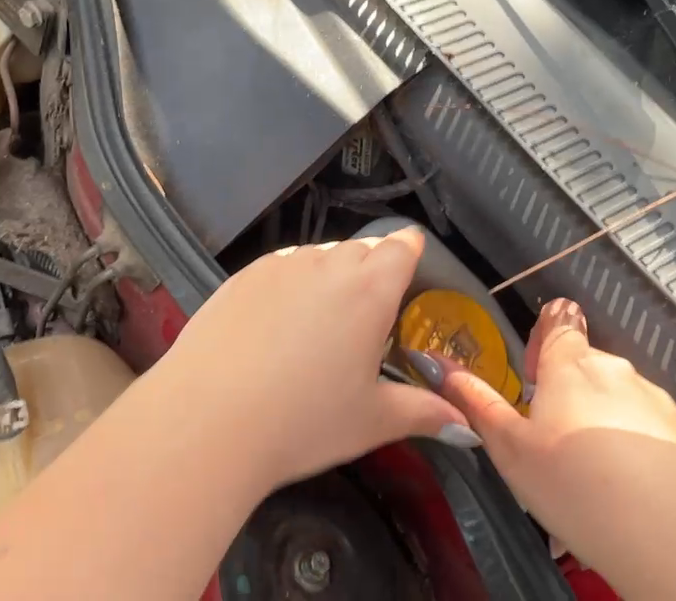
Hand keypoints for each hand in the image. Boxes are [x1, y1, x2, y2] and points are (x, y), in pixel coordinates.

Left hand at [145, 228, 471, 491]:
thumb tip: (467, 428)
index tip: (413, 261)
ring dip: (329, 275)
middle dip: (373, 267)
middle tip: (373, 309)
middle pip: (360, 249)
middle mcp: (324, 264)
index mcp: (368, 289)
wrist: (209, 417)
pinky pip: (279, 267)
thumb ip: (424, 413)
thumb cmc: (304, 420)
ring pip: (317, 256)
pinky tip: (280, 321)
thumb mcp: (373, 421)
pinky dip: (290, 284)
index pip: (401, 247)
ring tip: (325, 319)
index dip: (410, 250)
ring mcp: (277, 266)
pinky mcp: (239, 276)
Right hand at [411, 298, 675, 600]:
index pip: (560, 322)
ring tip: (590, 480)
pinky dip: (636, 453)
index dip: (546, 337)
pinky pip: (652, 435)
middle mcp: (617, 371)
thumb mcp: (511, 450)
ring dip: (601, 425)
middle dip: (568, 393)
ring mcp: (661, 405)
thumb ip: (475, 402)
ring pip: (620, 403)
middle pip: (587, 367)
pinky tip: (629, 498)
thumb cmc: (578, 488)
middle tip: (551, 444)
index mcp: (570, 364)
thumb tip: (434, 361)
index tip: (537, 372)